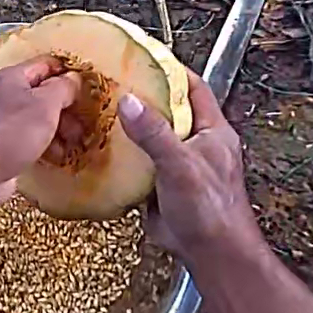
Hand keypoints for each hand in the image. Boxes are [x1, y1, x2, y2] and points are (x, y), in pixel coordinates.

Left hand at [0, 56, 82, 192]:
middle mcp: (3, 95)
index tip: (90, 88)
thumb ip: (63, 88)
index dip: (69, 73)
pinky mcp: (0, 145)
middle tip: (84, 124)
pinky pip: (29, 139)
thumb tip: (74, 79)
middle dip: (66, 108)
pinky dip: (45, 144)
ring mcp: (0, 121)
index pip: (46, 65)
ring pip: (38, 118)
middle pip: (43, 94)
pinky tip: (58, 157)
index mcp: (11, 78)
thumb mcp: (45, 105)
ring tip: (75, 144)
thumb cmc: (10, 134)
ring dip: (59, 129)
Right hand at [118, 71, 261, 261]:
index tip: (145, 58)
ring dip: (130, 128)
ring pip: (151, 138)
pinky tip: (102, 149)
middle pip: (168, 111)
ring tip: (101, 112)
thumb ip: (155, 133)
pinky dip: (123, 157)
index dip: (172, 71)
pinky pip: (139, 164)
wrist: (210, 253)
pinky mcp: (160, 186)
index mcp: (211, 132)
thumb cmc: (209, 208)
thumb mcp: (181, 164)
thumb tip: (128, 101)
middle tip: (113, 84)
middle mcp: (196, 144)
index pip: (194, 89)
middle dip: (144, 98)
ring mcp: (178, 165)